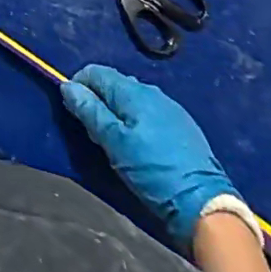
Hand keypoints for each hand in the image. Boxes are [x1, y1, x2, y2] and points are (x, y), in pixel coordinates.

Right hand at [61, 65, 242, 247]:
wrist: (202, 199)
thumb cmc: (152, 170)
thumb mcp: (115, 144)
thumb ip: (91, 112)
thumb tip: (68, 85)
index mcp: (133, 91)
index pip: (96, 72)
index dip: (78, 85)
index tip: (72, 111)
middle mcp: (151, 90)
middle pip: (114, 83)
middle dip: (96, 100)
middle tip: (91, 132)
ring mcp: (168, 105)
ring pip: (131, 98)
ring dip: (115, 111)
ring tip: (111, 141)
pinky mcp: (180, 123)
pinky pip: (148, 111)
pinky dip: (134, 121)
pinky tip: (137, 144)